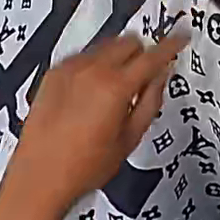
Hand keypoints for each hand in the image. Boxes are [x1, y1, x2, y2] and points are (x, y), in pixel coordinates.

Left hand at [4, 34, 185, 215]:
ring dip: (118, 57)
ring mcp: (70, 69)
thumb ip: (151, 100)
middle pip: (129, 41)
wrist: (38, 181)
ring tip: (114, 87)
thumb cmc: (85, 167)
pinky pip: (84, 55)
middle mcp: (92, 70)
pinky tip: (91, 90)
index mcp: (116, 87)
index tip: (181, 38)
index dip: (172, 45)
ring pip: (107, 44)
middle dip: (142, 54)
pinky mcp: (54, 74)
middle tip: (143, 76)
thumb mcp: (130, 138)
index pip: (153, 56)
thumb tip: (161, 75)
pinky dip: (95, 64)